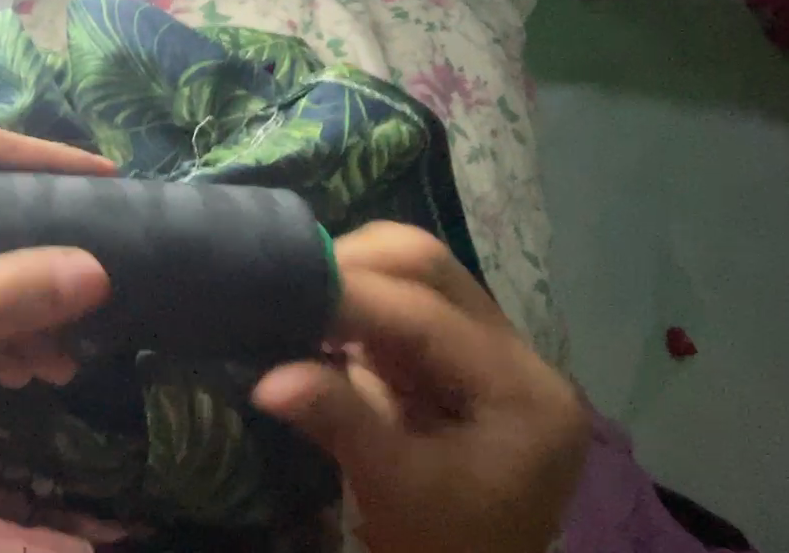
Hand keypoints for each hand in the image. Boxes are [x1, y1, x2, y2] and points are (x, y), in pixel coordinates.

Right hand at [251, 223, 588, 552]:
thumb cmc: (443, 541)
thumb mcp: (395, 488)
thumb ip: (339, 421)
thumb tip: (266, 380)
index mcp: (522, 391)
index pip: (427, 315)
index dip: (349, 295)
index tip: (280, 291)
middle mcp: (514, 353)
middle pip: (427, 266)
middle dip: (352, 263)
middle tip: (290, 288)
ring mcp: (482, 345)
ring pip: (410, 268)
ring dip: (350, 273)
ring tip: (299, 301)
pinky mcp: (448, 347)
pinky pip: (397, 293)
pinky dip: (352, 295)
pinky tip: (318, 316)